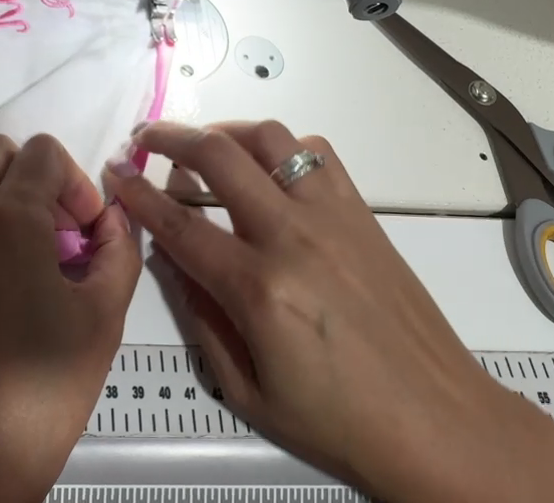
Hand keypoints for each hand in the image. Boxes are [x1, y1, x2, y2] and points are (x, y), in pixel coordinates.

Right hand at [106, 121, 553, 502]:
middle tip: (147, 137)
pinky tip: (267, 168)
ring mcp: (333, 217)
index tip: (115, 172)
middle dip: (170, 136)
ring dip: (226, 131)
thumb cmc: (337, 421)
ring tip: (206, 146)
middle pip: (219, 156)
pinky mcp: (362, 212)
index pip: (178, 224)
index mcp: (258, 290)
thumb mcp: (248, 390)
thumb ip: (200, 316)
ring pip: (270, 138)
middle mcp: (293, 237)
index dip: (137, 193)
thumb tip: (169, 258)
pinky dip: (281, 146)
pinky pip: (316, 153)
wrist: (439, 422)